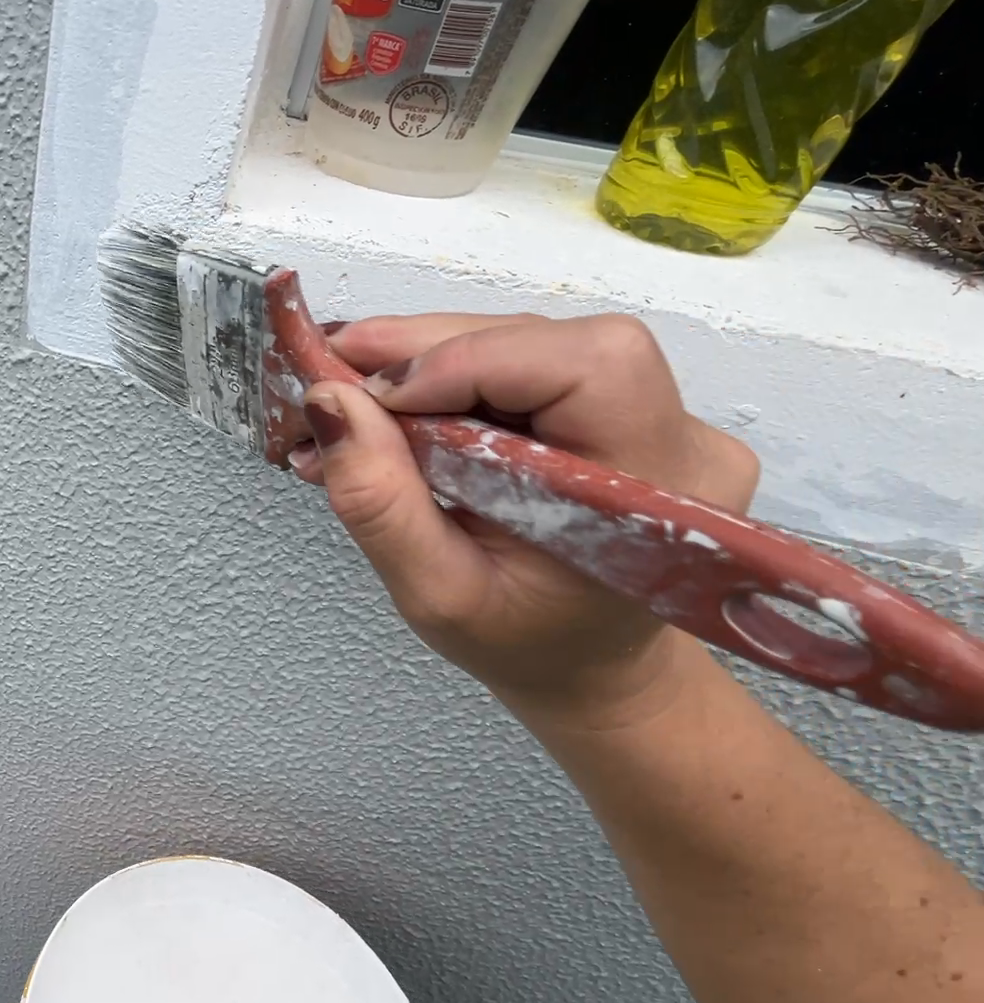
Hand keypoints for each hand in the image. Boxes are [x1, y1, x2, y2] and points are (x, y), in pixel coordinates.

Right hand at [288, 313, 759, 727]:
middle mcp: (674, 436)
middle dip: (425, 349)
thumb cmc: (519, 643)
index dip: (469, 359)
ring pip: (525, 341)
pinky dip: (445, 373)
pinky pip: (523, 361)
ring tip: (354, 398)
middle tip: (334, 373)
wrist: (585, 663)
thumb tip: (329, 404)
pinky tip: (395, 405)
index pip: (584, 365)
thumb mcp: (434, 593)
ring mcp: (652, 413)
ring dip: (427, 359)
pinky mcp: (615, 405)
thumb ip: (380, 504)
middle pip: (543, 339)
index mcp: (649, 493)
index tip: (371, 394)